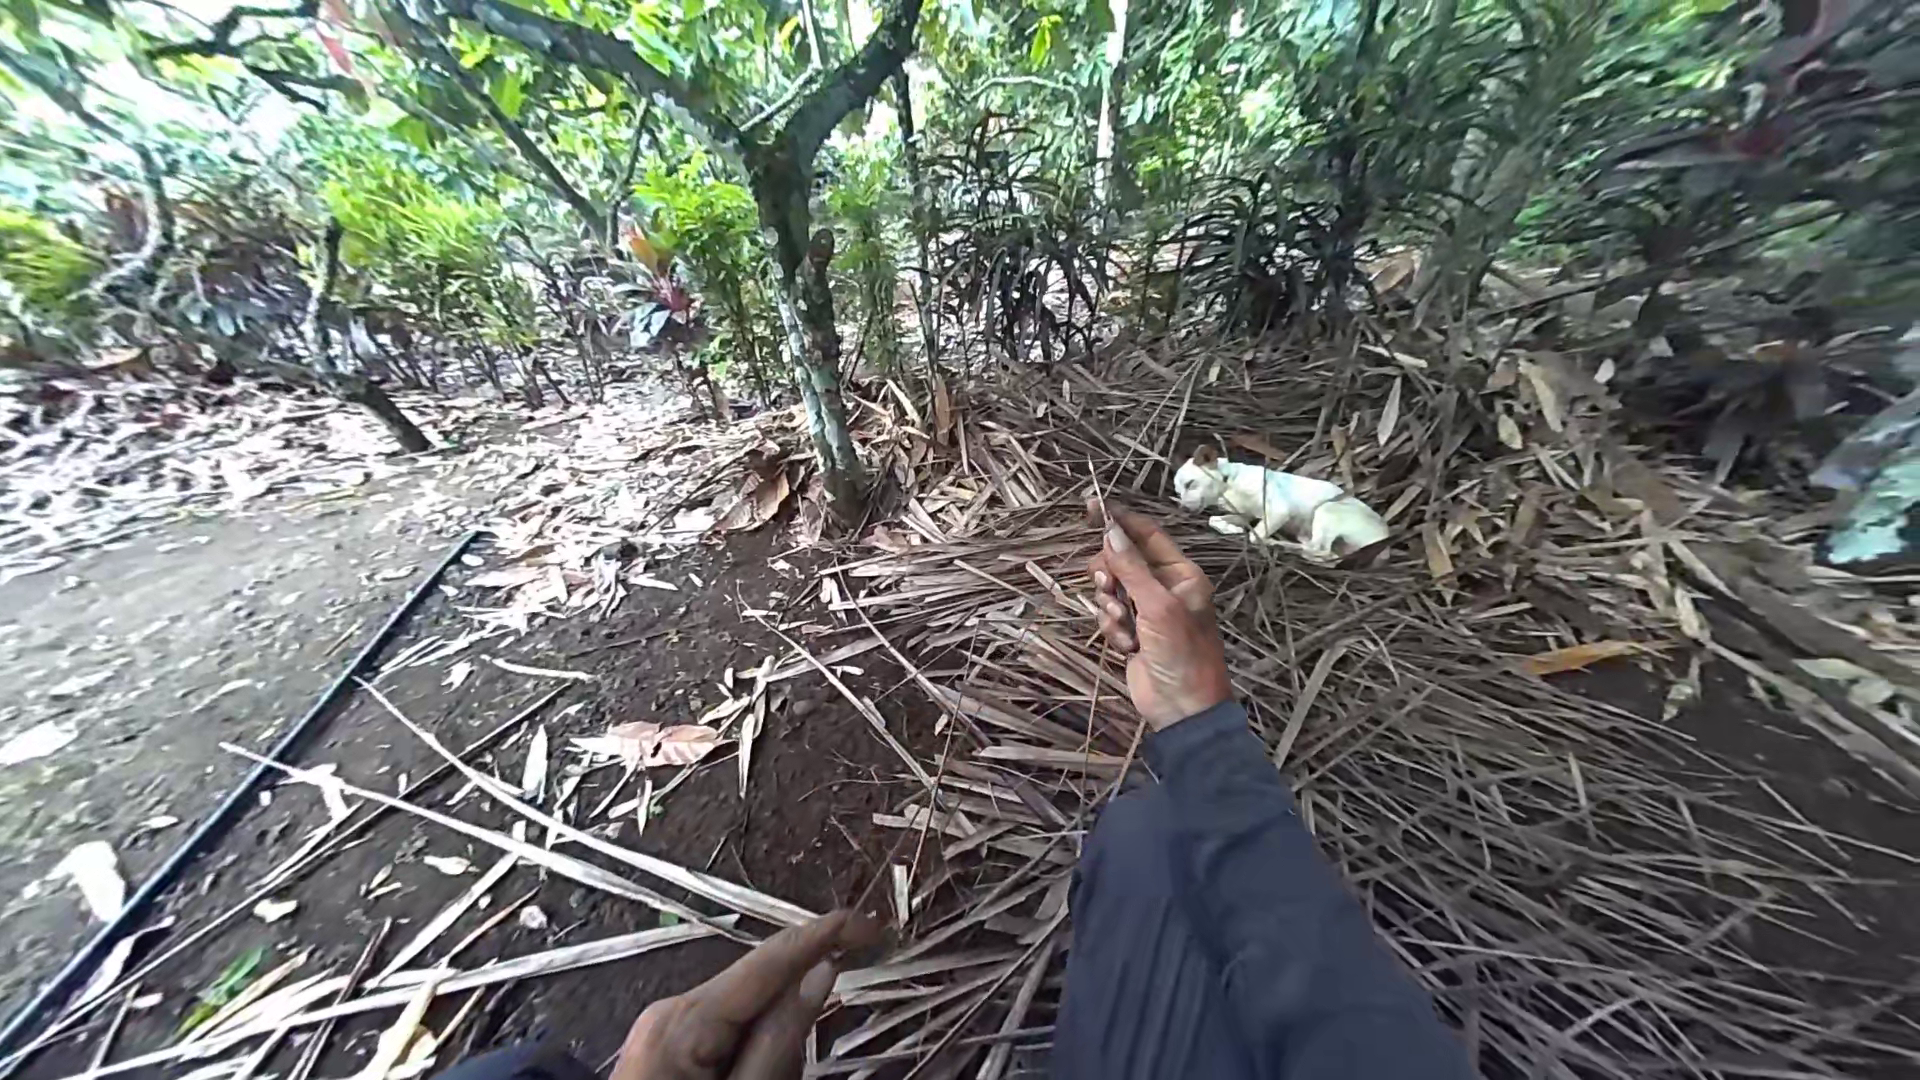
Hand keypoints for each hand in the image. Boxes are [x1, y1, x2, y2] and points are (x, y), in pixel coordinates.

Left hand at [612, 911, 880, 1079]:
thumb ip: (782, 1038)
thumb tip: (825, 967)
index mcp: (685, 1019)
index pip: (771, 958)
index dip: (825, 932)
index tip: (871, 924)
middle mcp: (674, 1008)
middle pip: (761, 986)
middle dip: (797, 1008)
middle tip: (805, 1065)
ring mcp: (667, 1027)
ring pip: (750, 1011)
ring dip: (776, 1041)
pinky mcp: (668, 1048)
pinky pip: (730, 1033)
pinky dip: (755, 1054)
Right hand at [1087, 506, 1231, 728]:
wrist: (1182, 709)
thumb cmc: (1182, 653)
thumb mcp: (1158, 606)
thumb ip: (1131, 567)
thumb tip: (1110, 530)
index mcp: (1181, 574)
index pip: (1147, 535)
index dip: (1120, 520)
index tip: (1092, 506)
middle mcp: (1163, 587)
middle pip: (1121, 560)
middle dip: (1110, 574)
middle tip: (1108, 587)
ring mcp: (1146, 610)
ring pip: (1110, 588)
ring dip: (1110, 606)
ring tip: (1123, 625)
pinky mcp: (1131, 631)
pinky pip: (1108, 615)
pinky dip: (1111, 628)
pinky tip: (1126, 645)